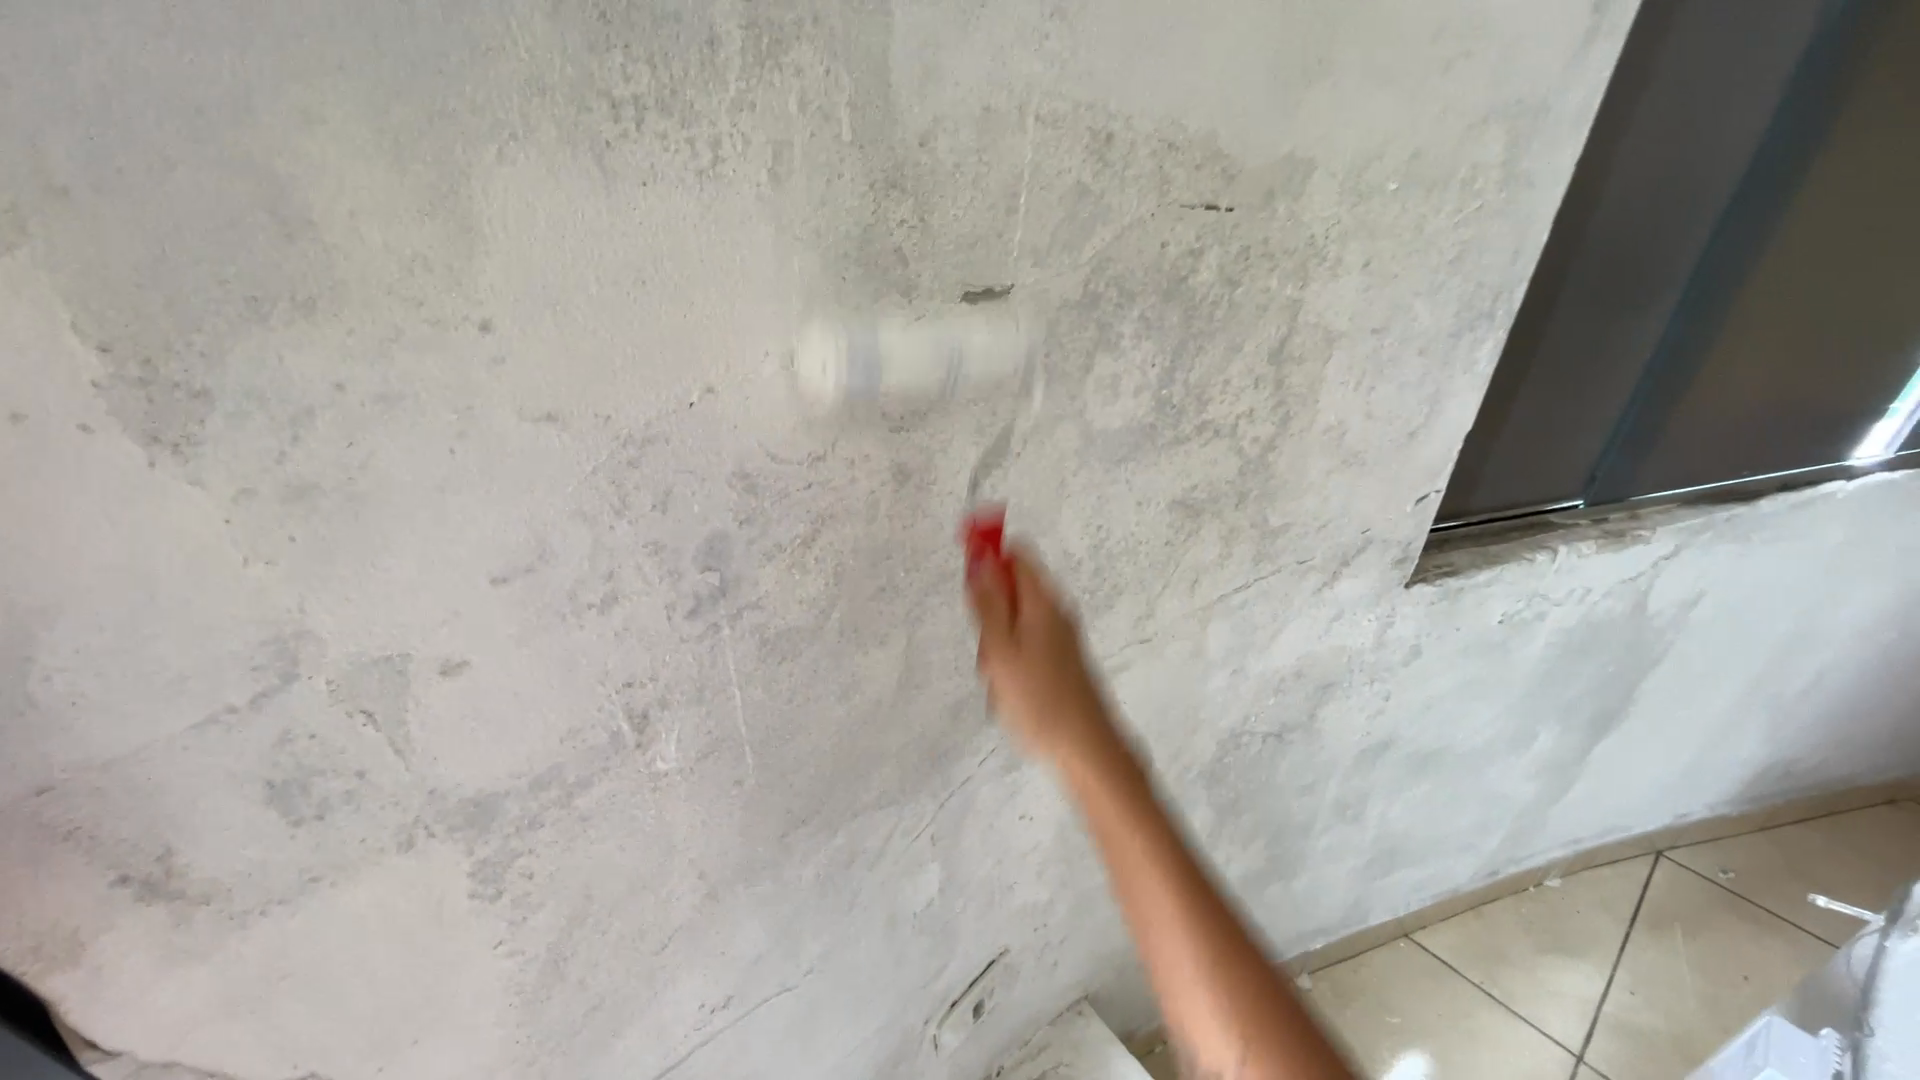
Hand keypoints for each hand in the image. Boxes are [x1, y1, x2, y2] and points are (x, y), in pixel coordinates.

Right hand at [965, 544, 1122, 769]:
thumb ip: (988, 601)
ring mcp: (1059, 640)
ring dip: (996, 649)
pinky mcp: (1060, 664)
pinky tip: (1012, 696)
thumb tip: (980, 555)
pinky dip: (1010, 668)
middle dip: (988, 616)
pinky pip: (1023, 651)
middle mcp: (1055, 614)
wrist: (1085, 749)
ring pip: (1013, 627)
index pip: (1015, 554)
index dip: (988, 558)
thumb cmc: (1039, 700)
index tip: (968, 583)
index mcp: (1042, 602)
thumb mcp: (1000, 649)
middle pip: (1011, 592)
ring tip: (999, 682)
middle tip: (987, 650)